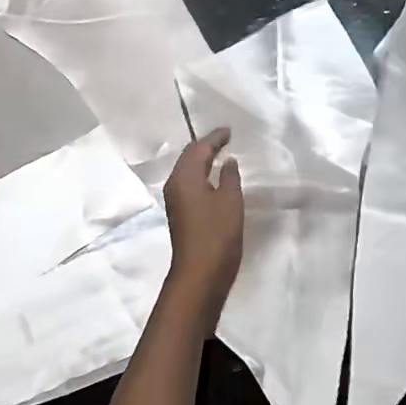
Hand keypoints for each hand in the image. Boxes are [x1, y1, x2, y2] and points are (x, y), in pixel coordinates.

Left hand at [164, 127, 243, 299]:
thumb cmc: (217, 233)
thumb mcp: (230, 200)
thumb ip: (229, 177)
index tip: (229, 131)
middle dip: (205, 146)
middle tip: (225, 139)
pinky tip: (214, 179)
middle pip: (189, 157)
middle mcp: (175, 185)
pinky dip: (201, 176)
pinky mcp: (181, 214)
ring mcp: (175, 201)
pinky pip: (189, 185)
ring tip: (221, 155)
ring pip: (187, 171)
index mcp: (185, 177)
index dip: (214, 138)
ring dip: (202, 161)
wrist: (201, 273)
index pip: (199, 148)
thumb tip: (227, 162)